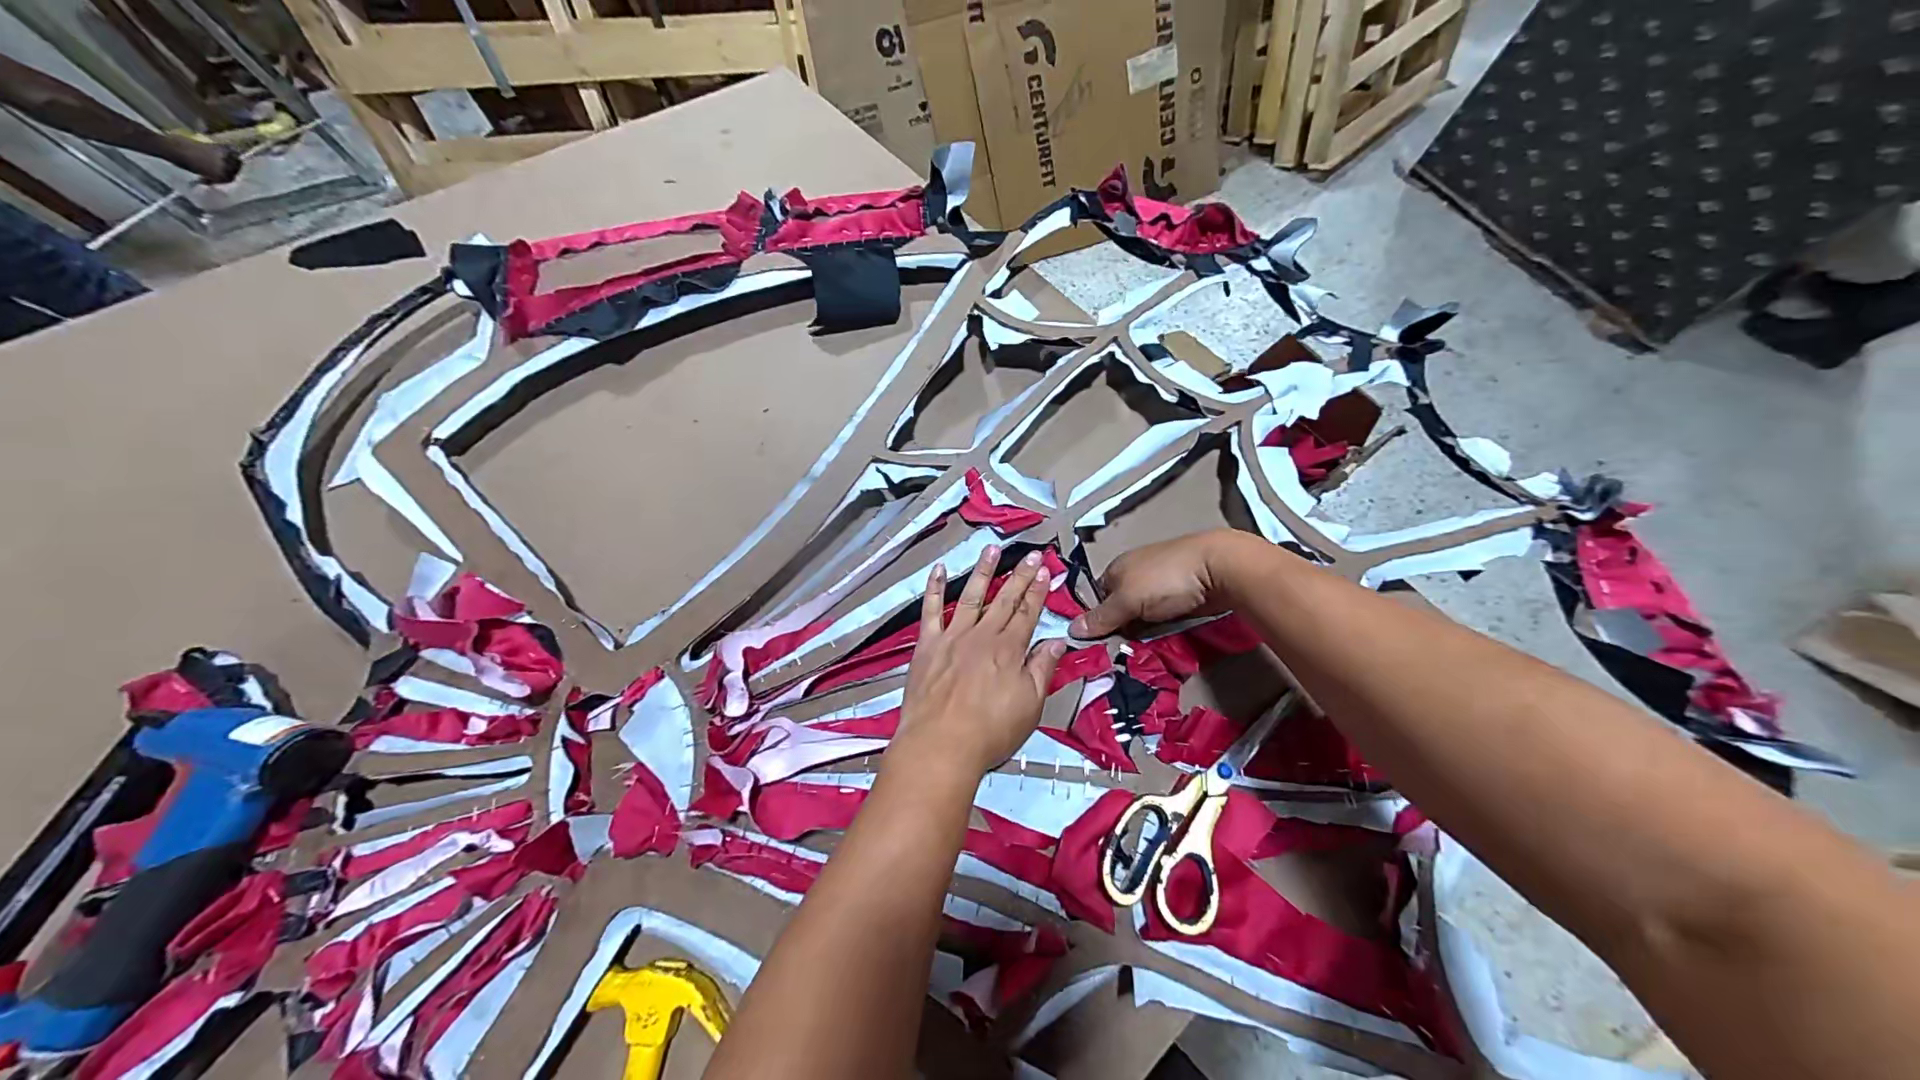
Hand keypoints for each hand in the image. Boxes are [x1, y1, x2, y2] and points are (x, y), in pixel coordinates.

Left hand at [891, 546, 1066, 778]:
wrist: (940, 745)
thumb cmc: (988, 732)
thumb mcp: (1030, 705)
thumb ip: (1042, 669)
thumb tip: (1056, 643)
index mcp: (1009, 650)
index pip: (1028, 613)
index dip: (1038, 591)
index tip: (1046, 572)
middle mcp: (982, 637)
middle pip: (1005, 599)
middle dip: (1020, 575)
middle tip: (1031, 556)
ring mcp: (952, 638)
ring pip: (972, 596)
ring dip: (984, 571)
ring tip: (992, 550)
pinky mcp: (927, 646)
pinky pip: (931, 610)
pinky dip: (935, 588)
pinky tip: (940, 571)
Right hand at [1070, 530, 1247, 638]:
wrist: (1220, 568)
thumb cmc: (1165, 578)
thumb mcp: (1126, 599)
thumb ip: (1101, 617)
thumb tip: (1071, 629)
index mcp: (1116, 569)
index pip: (1095, 598)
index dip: (1093, 620)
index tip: (1092, 645)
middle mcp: (1135, 576)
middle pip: (1118, 610)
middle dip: (1117, 631)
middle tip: (1114, 655)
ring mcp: (1159, 588)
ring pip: (1140, 618)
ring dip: (1138, 635)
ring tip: (1135, 655)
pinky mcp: (1180, 599)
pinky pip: (1160, 621)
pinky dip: (1157, 633)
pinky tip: (1156, 646)